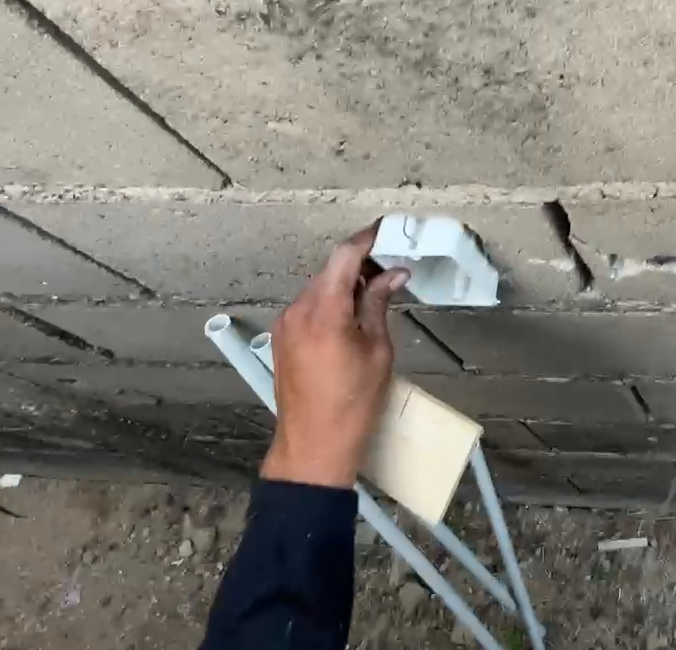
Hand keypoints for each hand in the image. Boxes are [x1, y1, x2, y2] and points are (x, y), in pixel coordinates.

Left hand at [259, 226, 409, 488]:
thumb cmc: (355, 400)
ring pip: (320, 286)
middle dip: (361, 263)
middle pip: (331, 270)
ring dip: (346, 283)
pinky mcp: (282, 337)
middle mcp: (298, 311)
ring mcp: (285, 324)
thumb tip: (393, 273)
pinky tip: (353, 314)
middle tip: (392, 268)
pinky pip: (310, 305)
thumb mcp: (377, 349)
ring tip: (376, 294)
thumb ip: (378, 304)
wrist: (314, 445)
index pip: (344, 256)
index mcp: (324, 312)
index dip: (367, 238)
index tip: (388, 230)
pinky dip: (332, 300)